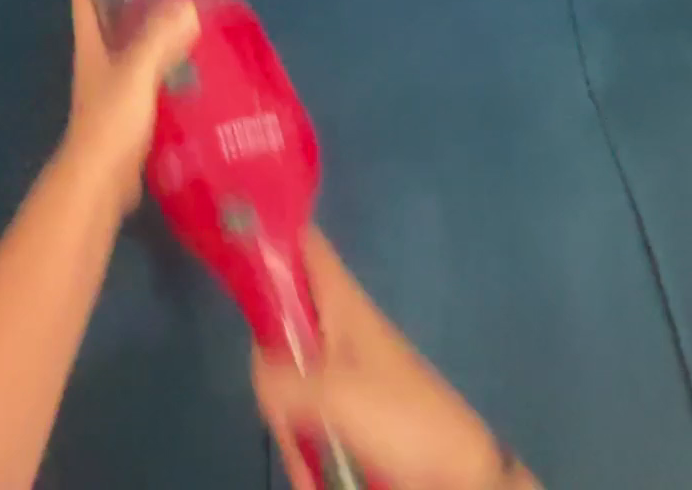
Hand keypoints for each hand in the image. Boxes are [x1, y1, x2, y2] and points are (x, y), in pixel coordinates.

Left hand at [59, 0, 198, 218]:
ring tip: (193, 16)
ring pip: (134, 50)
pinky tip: (197, 67)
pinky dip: (169, 69)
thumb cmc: (110, 122)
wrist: (101, 183)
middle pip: (111, 20)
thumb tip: (187, 2)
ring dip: (156, 34)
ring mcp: (113, 90)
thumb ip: (157, 38)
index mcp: (91, 45)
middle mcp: (98, 62)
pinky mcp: (131, 115)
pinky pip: (152, 81)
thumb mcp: (135, 73)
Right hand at [253, 229, 527, 489]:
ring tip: (304, 446)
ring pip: (282, 369)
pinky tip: (311, 466)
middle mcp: (334, 327)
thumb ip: (283, 378)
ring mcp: (337, 369)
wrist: (462, 481)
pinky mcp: (342, 409)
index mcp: (340, 301)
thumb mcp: (337, 394)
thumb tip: (258, 374)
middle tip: (276, 389)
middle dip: (266, 355)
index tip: (228, 229)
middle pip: (275, 313)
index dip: (268, 228)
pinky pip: (300, 411)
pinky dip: (299, 439)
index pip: (302, 242)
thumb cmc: (405, 419)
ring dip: (283, 411)